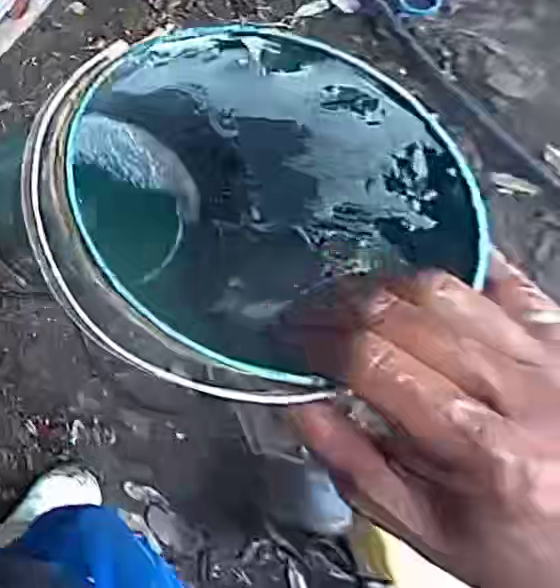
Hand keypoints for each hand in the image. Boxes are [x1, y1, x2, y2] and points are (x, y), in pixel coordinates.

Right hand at [289, 254, 559, 587]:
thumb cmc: (519, 547)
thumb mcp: (422, 527)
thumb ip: (348, 461)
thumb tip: (294, 399)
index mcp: (489, 449)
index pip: (368, 357)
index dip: (311, 341)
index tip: (286, 344)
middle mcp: (532, 398)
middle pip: (395, 311)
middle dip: (329, 308)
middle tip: (305, 321)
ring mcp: (558, 366)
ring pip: (441, 288)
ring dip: (378, 288)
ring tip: (355, 307)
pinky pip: (511, 287)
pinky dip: (460, 271)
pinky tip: (415, 284)